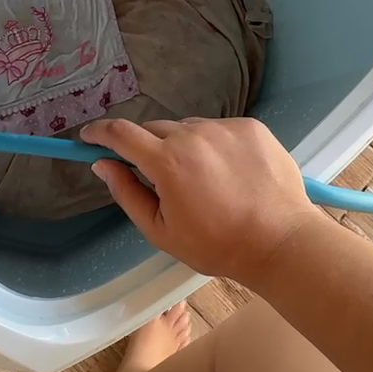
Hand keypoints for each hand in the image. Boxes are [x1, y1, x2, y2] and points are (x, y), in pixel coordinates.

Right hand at [82, 117, 326, 282]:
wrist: (282, 242)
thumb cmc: (217, 245)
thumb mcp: (161, 231)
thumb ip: (127, 193)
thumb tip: (102, 164)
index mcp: (166, 161)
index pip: (121, 133)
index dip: (100, 132)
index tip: (90, 136)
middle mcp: (192, 134)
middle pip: (155, 129)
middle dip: (147, 147)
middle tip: (158, 175)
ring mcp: (223, 127)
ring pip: (188, 128)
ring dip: (183, 145)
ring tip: (203, 180)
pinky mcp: (250, 126)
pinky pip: (219, 129)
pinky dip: (214, 145)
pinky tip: (229, 173)